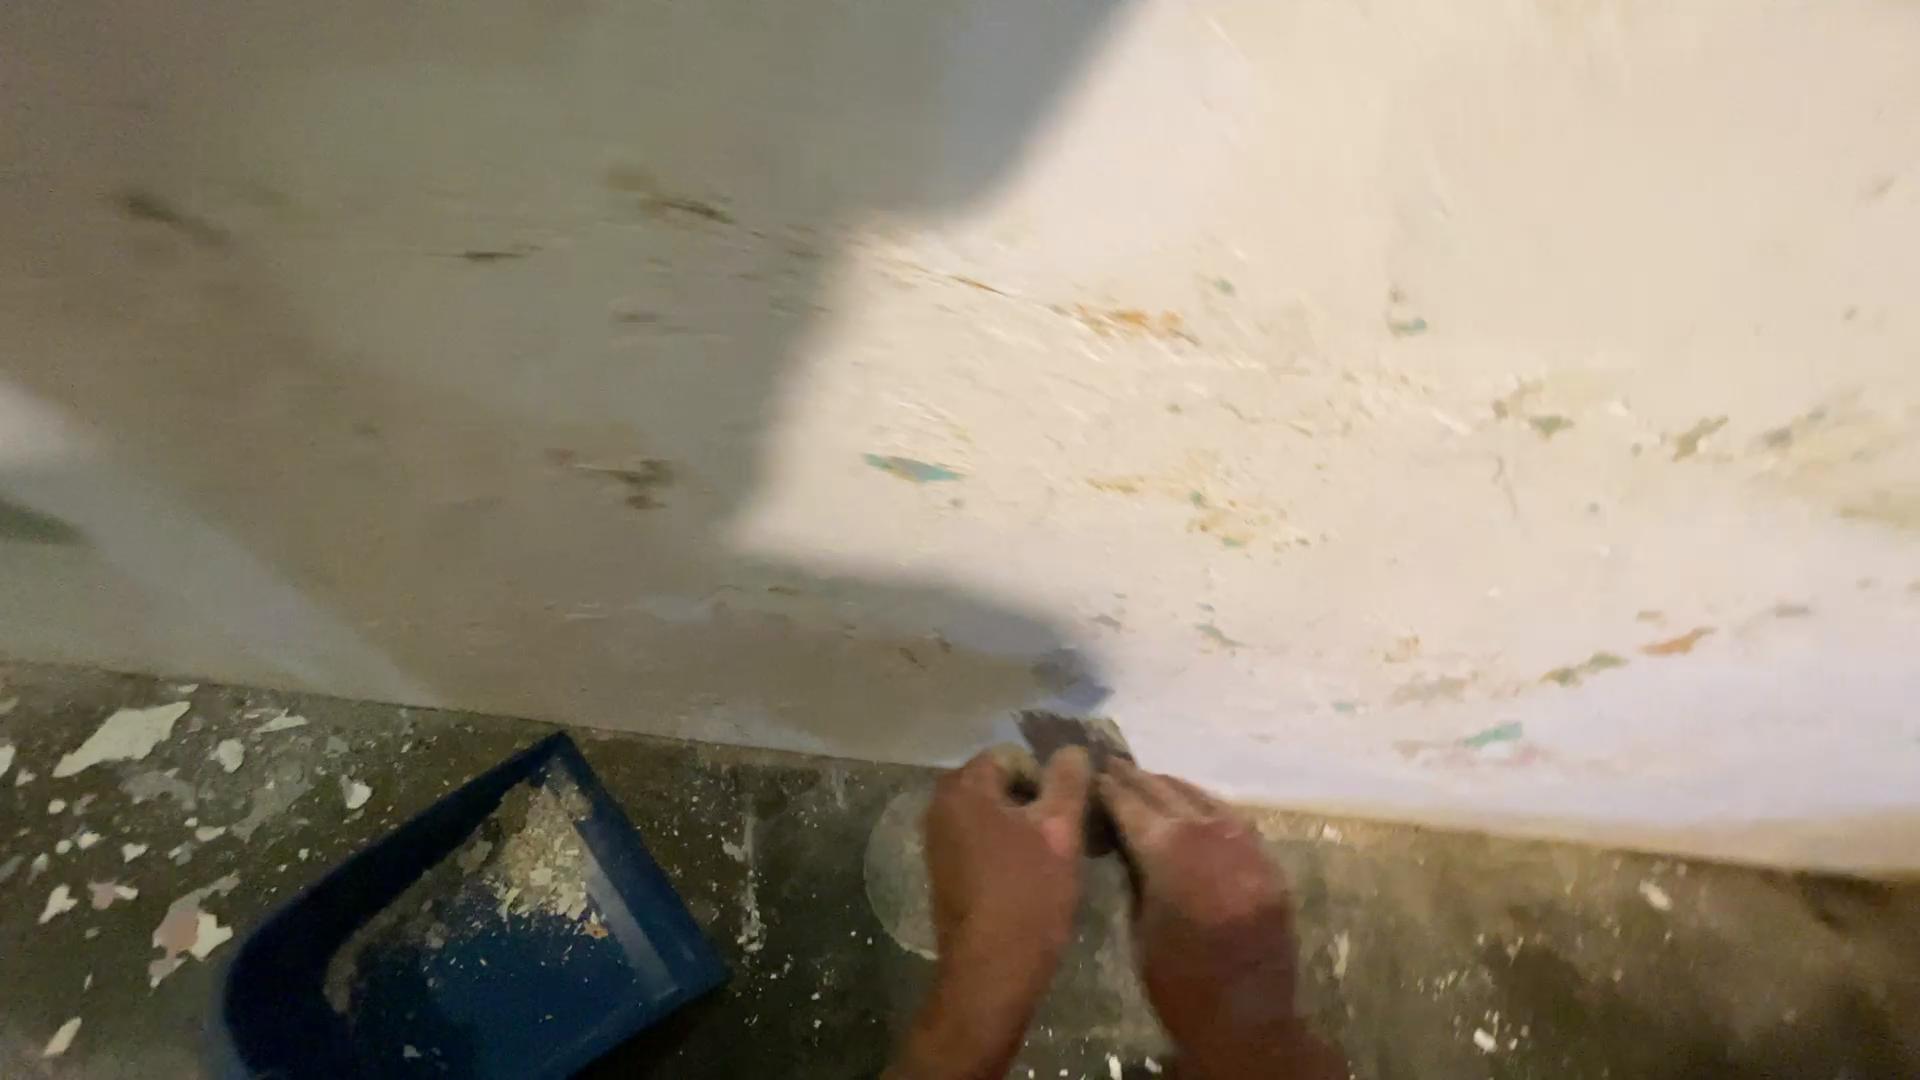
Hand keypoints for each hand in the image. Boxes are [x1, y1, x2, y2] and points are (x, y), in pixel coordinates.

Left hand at [887, 746, 1091, 1079]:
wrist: (989, 973)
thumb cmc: (1027, 895)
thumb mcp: (1060, 830)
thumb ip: (1067, 781)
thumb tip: (1072, 749)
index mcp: (963, 787)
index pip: (1011, 757)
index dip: (1044, 778)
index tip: (1065, 813)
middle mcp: (940, 804)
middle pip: (998, 782)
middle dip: (1032, 800)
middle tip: (1061, 833)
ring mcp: (937, 838)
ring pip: (989, 812)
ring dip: (1019, 824)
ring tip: (1047, 855)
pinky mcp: (942, 868)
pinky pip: (977, 837)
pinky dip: (1002, 845)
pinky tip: (1025, 874)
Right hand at [1101, 762, 1341, 1079]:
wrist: (1249, 1025)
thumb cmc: (1178, 983)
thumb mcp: (1139, 924)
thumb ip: (1135, 872)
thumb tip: (1124, 838)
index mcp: (1169, 852)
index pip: (1131, 806)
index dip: (1109, 788)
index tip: (1092, 772)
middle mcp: (1208, 836)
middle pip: (1165, 793)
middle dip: (1136, 778)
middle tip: (1113, 762)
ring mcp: (1244, 845)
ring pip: (1201, 797)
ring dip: (1171, 785)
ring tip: (1148, 776)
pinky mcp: (1267, 861)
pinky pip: (1233, 817)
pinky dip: (1207, 804)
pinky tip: (1194, 802)